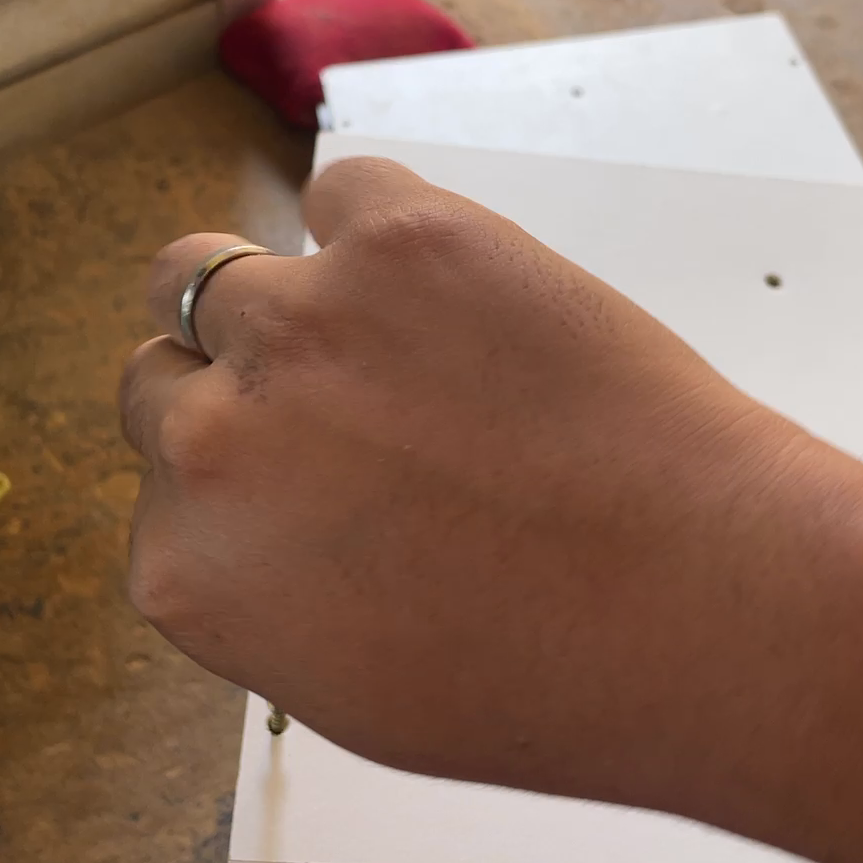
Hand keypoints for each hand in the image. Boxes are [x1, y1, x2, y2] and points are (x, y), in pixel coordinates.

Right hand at [119, 157, 859, 805]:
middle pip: (162, 366)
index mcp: (193, 566)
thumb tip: (264, 500)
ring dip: (277, 295)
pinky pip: (342, 193)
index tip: (288, 449)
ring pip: (208, 270)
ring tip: (374, 319)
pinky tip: (443, 270)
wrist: (702, 602)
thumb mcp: (362, 670)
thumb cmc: (557, 666)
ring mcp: (300, 325)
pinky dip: (375, 223)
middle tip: (319, 380)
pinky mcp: (401, 240)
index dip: (234, 457)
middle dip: (228, 376)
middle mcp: (215, 438)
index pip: (161, 475)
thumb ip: (273, 577)